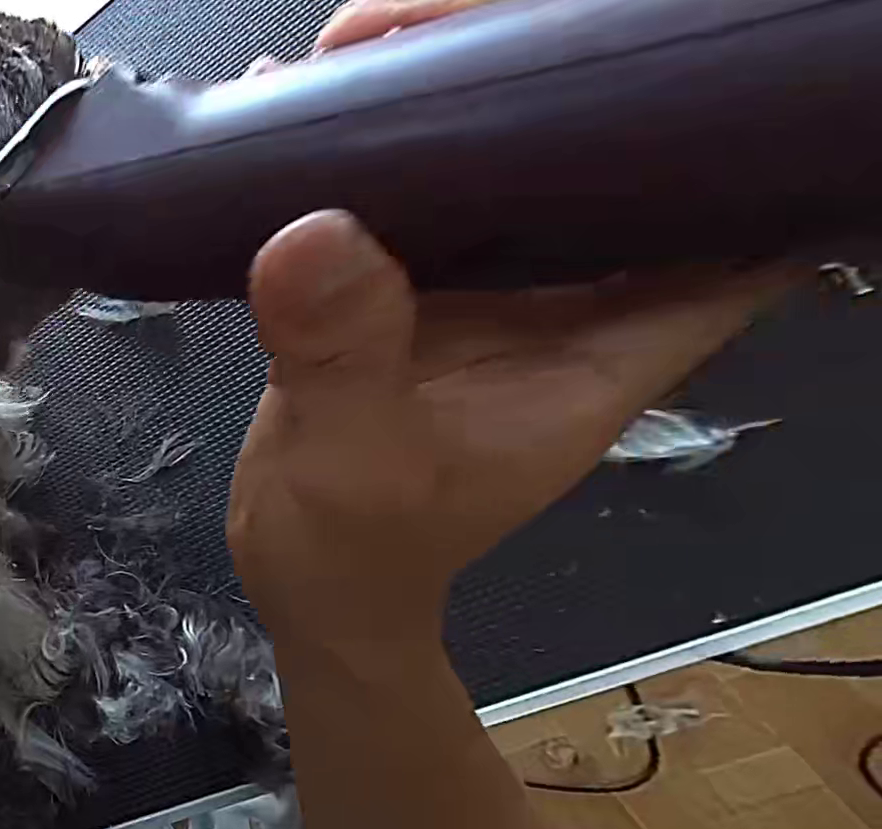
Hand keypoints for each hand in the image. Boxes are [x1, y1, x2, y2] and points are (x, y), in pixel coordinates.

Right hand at [225, 0, 793, 641]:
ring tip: (344, 55)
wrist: (307, 585)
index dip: (704, 82)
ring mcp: (461, 297)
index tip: (631, 21)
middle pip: (583, 146)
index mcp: (609, 329)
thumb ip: (345, 354)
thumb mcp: (356, 459)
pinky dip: (338, 173)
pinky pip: (375, 219)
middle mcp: (553, 296)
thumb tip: (306, 229)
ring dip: (413, 109)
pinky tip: (286, 132)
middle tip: (418, 21)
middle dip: (522, 64)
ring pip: (469, 172)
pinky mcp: (382, 307)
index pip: (727, 178)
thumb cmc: (354, 548)